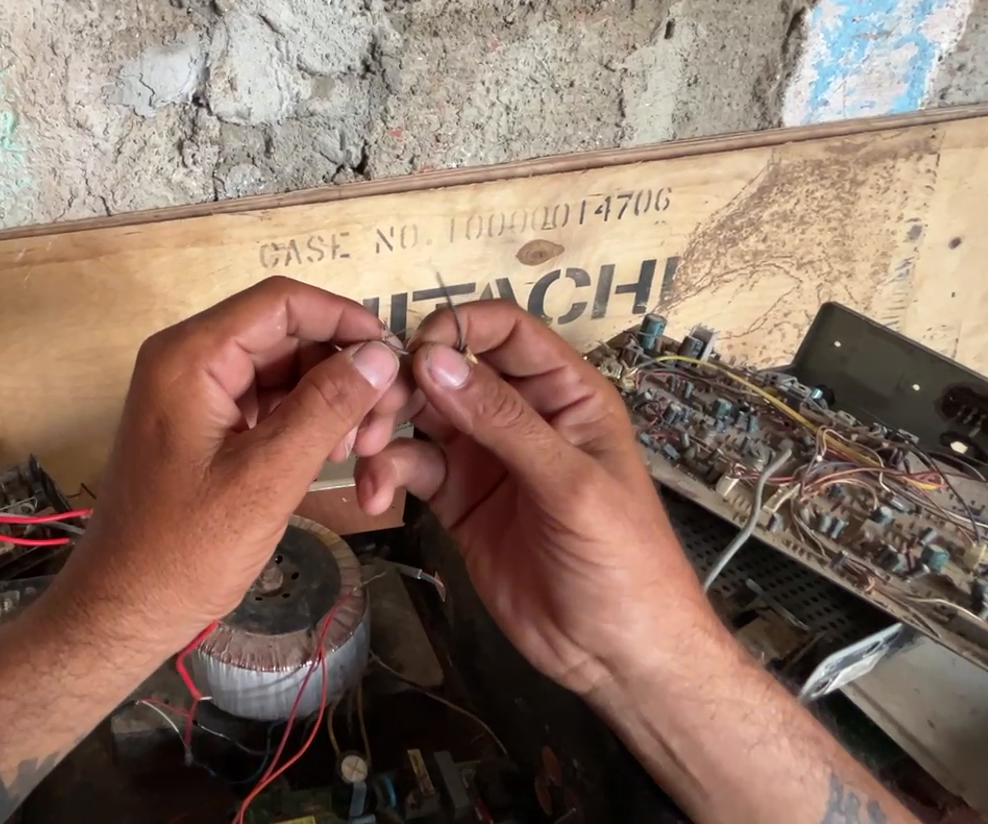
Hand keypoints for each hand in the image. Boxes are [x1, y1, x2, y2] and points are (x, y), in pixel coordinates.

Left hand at [56, 278, 413, 656]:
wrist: (124, 606)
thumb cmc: (187, 549)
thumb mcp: (267, 476)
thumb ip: (326, 408)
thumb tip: (380, 355)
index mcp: (191, 356)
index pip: (280, 302)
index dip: (342, 317)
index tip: (392, 354)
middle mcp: (188, 357)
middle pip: (282, 332)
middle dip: (338, 366)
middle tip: (384, 417)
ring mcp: (192, 388)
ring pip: (278, 366)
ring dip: (325, 395)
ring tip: (361, 445)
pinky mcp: (201, 418)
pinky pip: (263, 397)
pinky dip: (301, 417)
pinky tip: (330, 452)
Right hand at [354, 301, 723, 695]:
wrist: (616, 658)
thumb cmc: (622, 561)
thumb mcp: (569, 485)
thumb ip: (501, 419)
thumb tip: (431, 358)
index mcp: (563, 393)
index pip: (505, 331)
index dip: (458, 328)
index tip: (415, 354)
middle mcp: (516, 413)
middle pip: (447, 369)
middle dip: (404, 384)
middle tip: (371, 413)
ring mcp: (482, 453)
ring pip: (418, 414)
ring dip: (384, 428)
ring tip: (365, 458)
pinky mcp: (454, 494)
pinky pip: (409, 464)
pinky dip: (385, 473)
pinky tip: (374, 497)